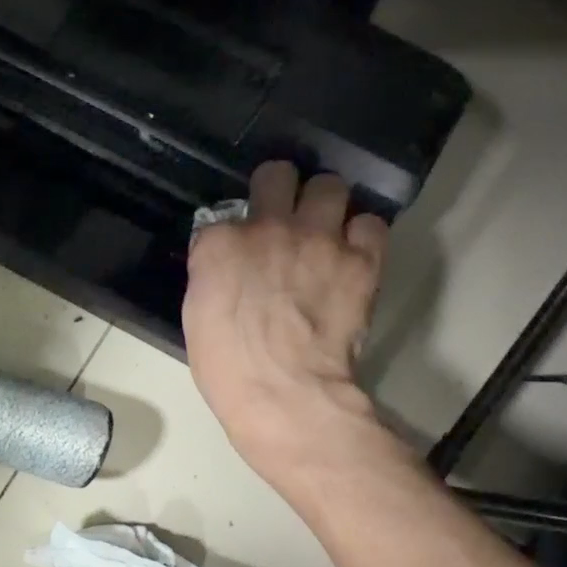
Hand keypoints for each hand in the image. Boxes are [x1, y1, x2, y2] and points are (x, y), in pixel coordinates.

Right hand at [183, 161, 401, 488]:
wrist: (284, 391)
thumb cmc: (225, 364)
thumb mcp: (196, 311)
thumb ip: (213, 271)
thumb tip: (227, 260)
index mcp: (219, 243)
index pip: (224, 211)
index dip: (234, 227)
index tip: (238, 245)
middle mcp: (269, 226)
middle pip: (278, 174)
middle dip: (280, 189)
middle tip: (282, 213)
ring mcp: (320, 238)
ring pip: (331, 186)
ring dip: (324, 204)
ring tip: (323, 230)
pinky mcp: (362, 258)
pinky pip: (370, 222)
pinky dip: (360, 234)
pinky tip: (351, 254)